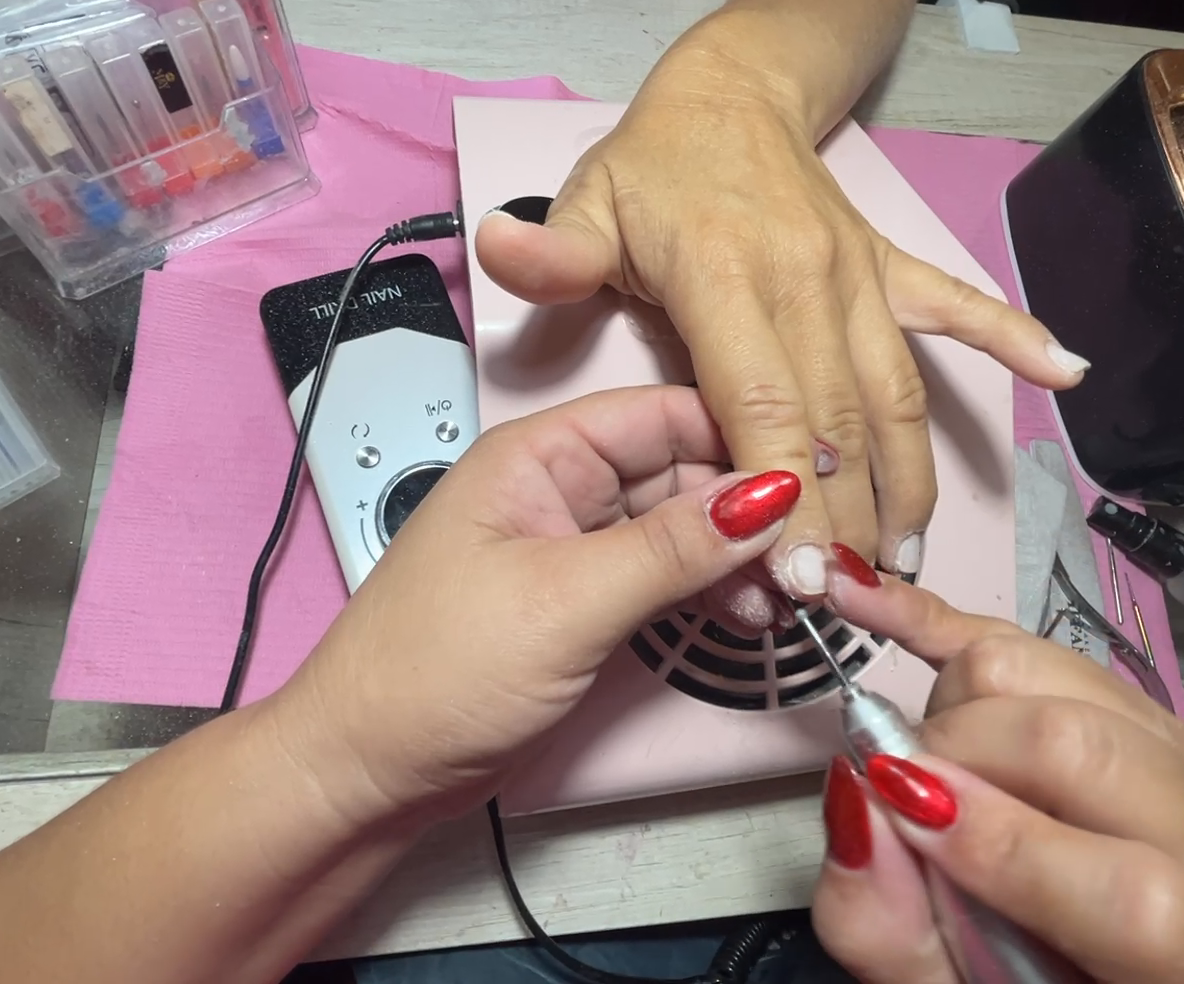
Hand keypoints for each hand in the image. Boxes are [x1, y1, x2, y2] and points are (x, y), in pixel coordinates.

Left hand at [274, 386, 799, 820]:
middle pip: (682, 469)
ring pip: (681, 525)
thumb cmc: (430, 672)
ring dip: (735, 554)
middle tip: (810, 551)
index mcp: (539, 453)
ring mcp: (577, 543)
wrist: (371, 768)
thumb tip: (763, 498)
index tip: (812, 476)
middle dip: (748, 508)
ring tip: (782, 591)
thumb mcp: (562, 600)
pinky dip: (708, 588)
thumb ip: (669, 548)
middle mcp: (562, 485)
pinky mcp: (587, 595)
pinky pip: (666, 573)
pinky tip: (742, 609)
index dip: (742, 437)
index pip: (664, 414)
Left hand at [474, 37, 1085, 612]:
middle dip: (844, 519)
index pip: (764, 406)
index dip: (786, 496)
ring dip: (907, 481)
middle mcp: (808, 282)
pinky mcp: (887, 267)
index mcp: (727, 278)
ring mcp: (858, 275)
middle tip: (846, 603)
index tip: (800, 575)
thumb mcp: (588, 205)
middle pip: (836, 423)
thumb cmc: (652, 167)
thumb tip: (501, 252)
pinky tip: (1061, 374)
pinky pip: (952, 308)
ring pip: (894, 394)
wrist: (731, 95)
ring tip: (905, 560)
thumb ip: (553, 251)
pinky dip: (1007, 340)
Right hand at [809, 571, 1183, 981]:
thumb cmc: (1035, 983)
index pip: (1140, 896)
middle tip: (899, 796)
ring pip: (1040, 668)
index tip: (903, 814)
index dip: (1006, 848)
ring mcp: (1178, 754)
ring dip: (948, 705)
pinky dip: (926, 615)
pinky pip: (1016, 636)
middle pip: (1079, 743)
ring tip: (919, 758)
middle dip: (954, 756)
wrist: (1110, 961)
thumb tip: (858, 804)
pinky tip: (862, 595)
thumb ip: (895, 937)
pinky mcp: (1113, 697)